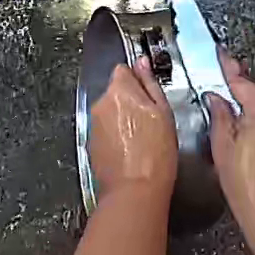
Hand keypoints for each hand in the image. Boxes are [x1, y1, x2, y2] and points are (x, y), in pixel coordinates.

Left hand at [89, 57, 177, 201]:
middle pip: (116, 91)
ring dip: (123, 118)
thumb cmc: (155, 153)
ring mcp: (93, 124)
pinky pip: (105, 129)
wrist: (134, 191)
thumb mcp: (163, 113)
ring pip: (110, 111)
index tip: (150, 96)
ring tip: (142, 138)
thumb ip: (150, 84)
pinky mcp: (91, 142)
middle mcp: (101, 103)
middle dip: (130, 100)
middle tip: (151, 120)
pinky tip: (130, 149)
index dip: (138, 81)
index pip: (124, 70)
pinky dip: (116, 134)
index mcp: (119, 91)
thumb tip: (142, 63)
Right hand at [205, 53, 254, 231]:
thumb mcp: (223, 148)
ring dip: (254, 133)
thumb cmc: (249, 187)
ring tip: (239, 159)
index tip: (222, 55)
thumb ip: (220, 117)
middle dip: (240, 112)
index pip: (242, 83)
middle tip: (223, 130)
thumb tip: (216, 99)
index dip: (229, 68)